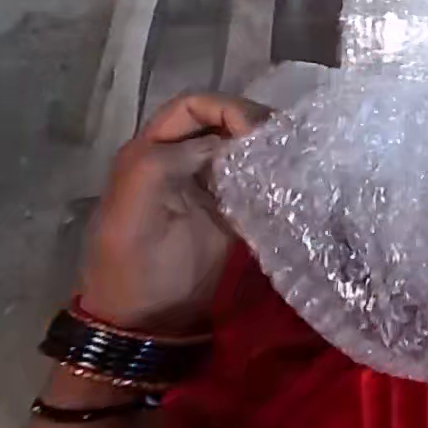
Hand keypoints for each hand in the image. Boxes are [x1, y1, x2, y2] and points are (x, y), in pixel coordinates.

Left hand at [80, 93, 270, 334]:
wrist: (152, 321)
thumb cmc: (136, 266)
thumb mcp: (134, 211)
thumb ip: (165, 164)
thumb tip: (223, 142)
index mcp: (154, 151)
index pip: (195, 106)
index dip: (226, 109)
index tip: (255, 133)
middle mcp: (185, 158)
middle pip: (225, 119)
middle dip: (254, 122)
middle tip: (282, 142)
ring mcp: (212, 182)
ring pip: (245, 144)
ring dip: (268, 144)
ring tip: (292, 154)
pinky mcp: (235, 206)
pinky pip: (258, 174)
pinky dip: (275, 169)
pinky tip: (291, 175)